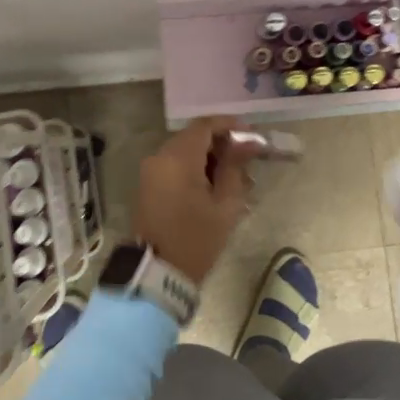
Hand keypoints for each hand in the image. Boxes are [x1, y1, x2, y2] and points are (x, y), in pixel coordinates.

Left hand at [133, 117, 256, 281]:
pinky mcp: (148, 185)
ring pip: (184, 150)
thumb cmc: (197, 239)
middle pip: (194, 136)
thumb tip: (248, 143)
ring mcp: (150, 171)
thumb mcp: (225, 204)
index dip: (230, 125)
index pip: (205, 125)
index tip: (252, 136)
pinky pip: (174, 165)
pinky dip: (194, 167)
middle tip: (246, 160)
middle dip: (221, 143)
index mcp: (178, 157)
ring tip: (234, 177)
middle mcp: (160, 156)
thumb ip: (235, 167)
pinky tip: (213, 186)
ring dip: (208, 157)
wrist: (157, 274)